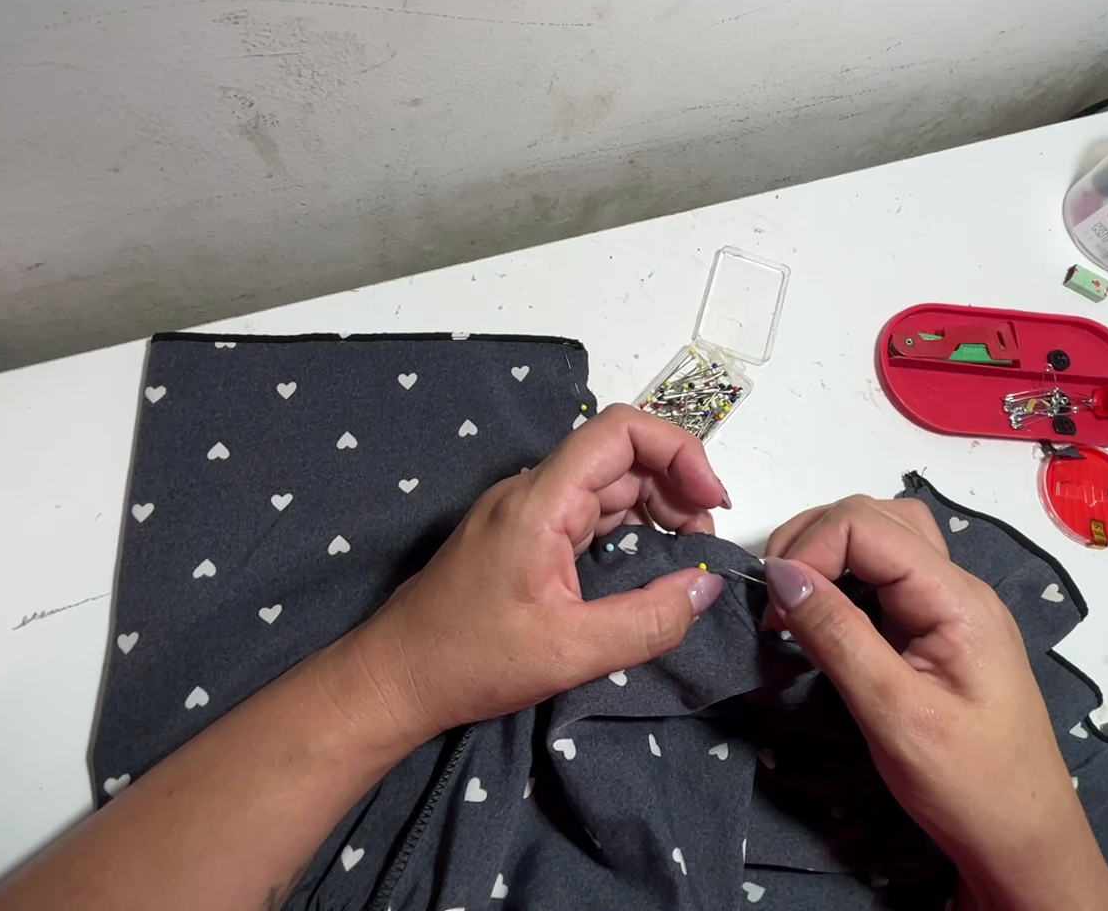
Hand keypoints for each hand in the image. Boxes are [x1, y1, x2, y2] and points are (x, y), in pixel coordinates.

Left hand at [332, 405, 731, 745]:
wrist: (395, 676)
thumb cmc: (468, 659)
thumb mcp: (569, 652)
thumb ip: (647, 620)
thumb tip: (707, 586)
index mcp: (540, 500)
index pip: (618, 431)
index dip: (677, 450)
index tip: (713, 498)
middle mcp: (535, 491)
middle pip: (620, 456)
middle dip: (675, 487)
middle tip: (702, 543)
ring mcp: (529, 511)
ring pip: (608, 484)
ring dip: (656, 509)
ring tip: (684, 555)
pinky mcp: (528, 534)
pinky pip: (590, 512)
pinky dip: (629, 530)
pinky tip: (647, 564)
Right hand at [760, 497, 1107, 910]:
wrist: (1026, 847)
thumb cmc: (969, 788)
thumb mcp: (894, 714)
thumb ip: (835, 634)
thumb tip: (779, 572)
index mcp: (956, 599)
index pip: (867, 525)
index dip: (810, 548)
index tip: (777, 606)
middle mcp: (954, 586)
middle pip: (873, 516)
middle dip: (811, 540)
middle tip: (778, 597)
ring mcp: (945, 603)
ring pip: (878, 535)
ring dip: (826, 551)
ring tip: (795, 594)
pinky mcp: (932, 623)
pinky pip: (880, 572)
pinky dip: (841, 576)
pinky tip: (823, 610)